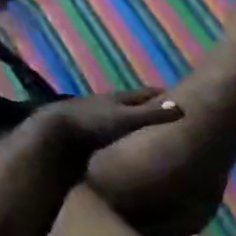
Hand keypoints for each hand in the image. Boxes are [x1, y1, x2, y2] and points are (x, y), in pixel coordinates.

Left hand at [36, 87, 180, 148]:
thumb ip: (154, 114)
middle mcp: (108, 104)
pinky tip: (130, 143)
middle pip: (135, 104)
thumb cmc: (92, 123)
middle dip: (152, 107)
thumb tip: (183, 108)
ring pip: (122, 117)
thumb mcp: (127, 119)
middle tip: (171, 115)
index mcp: (119, 97)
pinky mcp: (88, 134)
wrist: (52, 135)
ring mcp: (96, 118)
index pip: (148, 93)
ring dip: (136, 122)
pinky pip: (113, 132)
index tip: (181, 97)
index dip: (164, 94)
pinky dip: (124, 135)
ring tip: (153, 131)